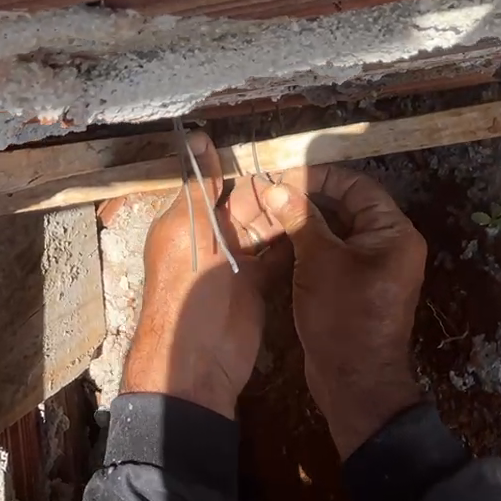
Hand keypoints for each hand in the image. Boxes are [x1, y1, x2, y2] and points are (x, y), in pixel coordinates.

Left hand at [118, 132, 287, 418]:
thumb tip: (195, 136)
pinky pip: (276, 253)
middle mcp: (212, 236)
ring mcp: (237, 260)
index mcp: (187, 220)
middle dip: (268, 188)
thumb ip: (199, 187)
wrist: (197, 364)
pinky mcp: (259, 282)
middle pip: (244, 202)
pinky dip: (292, 239)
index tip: (270, 144)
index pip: (214, 181)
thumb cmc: (184, 293)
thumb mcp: (187, 233)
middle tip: (304, 166)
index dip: (238, 165)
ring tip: (316, 187)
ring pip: (263, 225)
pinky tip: (314, 218)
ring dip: (283, 210)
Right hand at [253, 165, 426, 457]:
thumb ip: (300, 218)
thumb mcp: (319, 261)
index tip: (284, 176)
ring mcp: (371, 266)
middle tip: (270, 193)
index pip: (357, 186)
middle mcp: (387, 244)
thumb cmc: (343, 316)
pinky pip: (331, 252)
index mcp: (393, 232)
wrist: (354, 384)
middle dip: (307, 197)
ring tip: (268, 212)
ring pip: (335, 229)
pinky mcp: (353, 284)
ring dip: (303, 220)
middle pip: (345, 206)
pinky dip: (307, 243)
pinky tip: (276, 238)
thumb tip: (277, 186)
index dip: (320, 176)